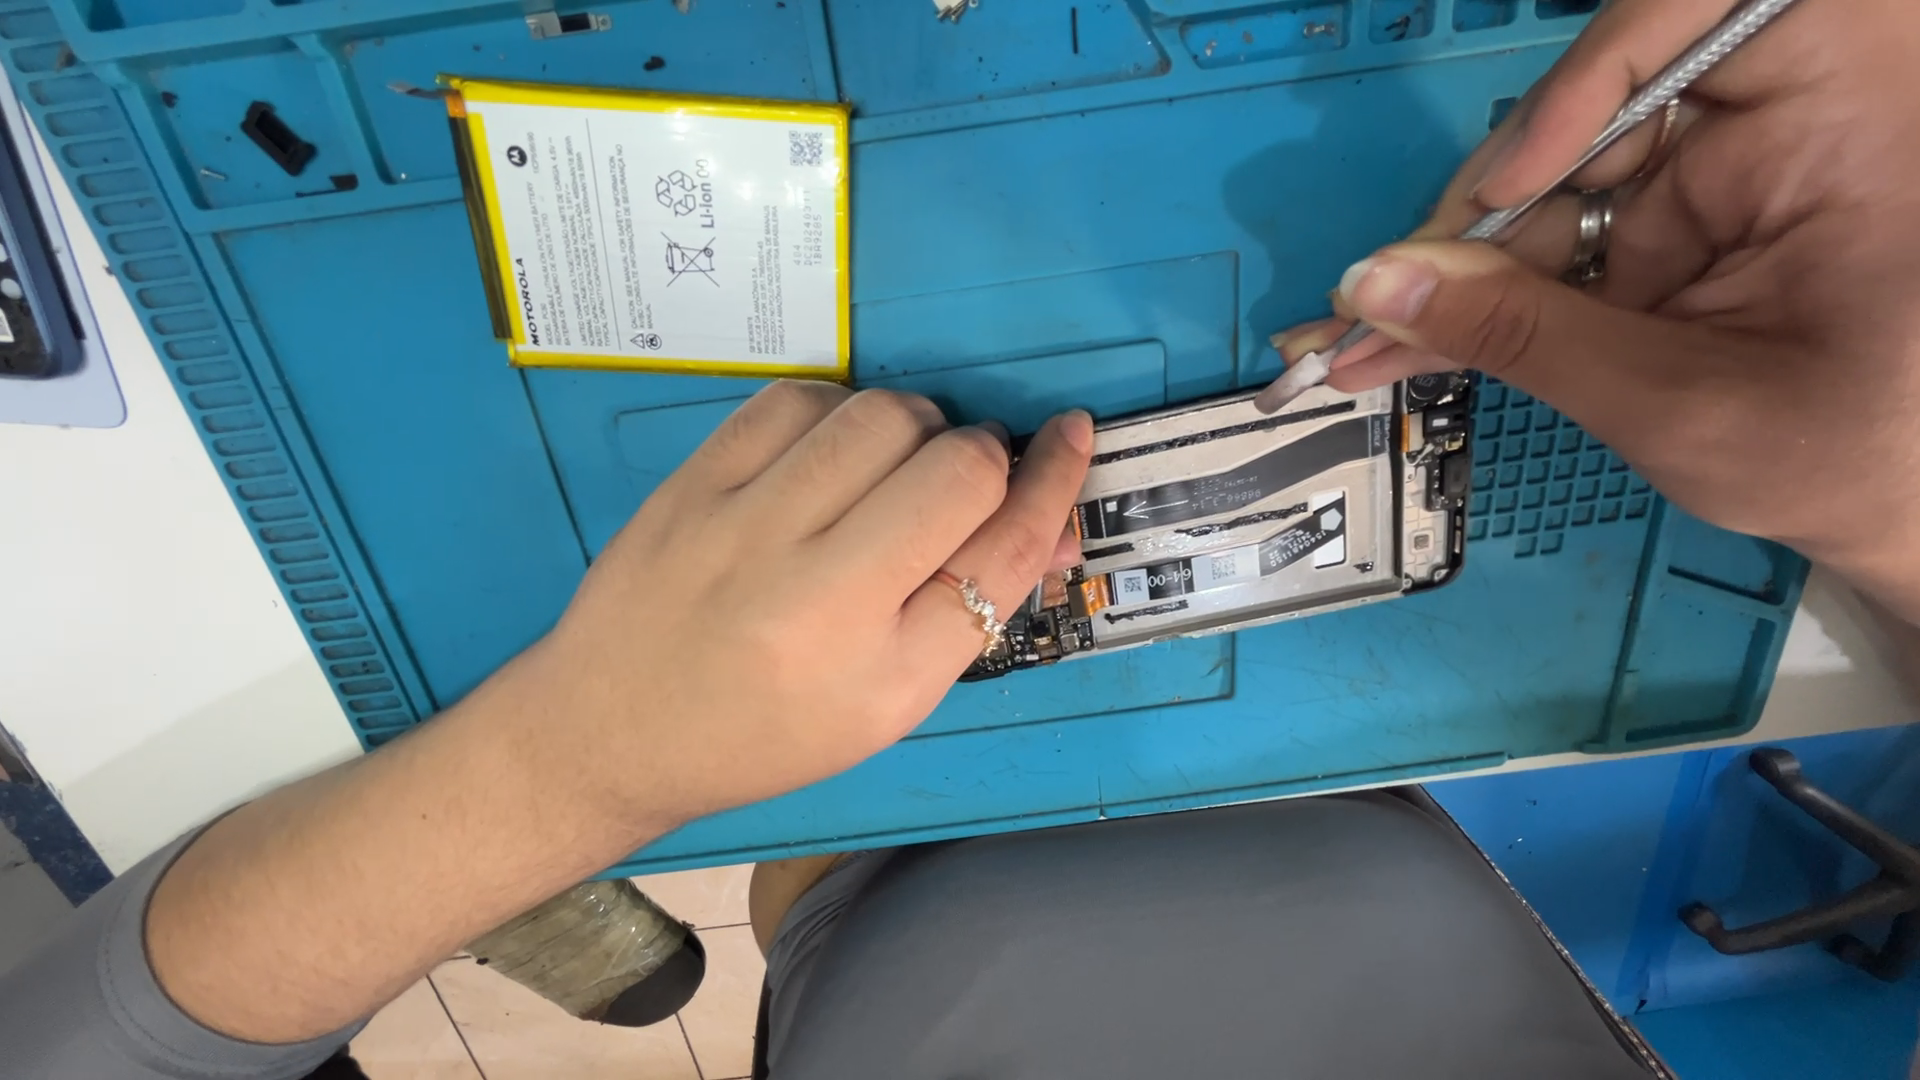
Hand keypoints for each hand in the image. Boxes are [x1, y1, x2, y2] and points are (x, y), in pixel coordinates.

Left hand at [516, 381, 1093, 827]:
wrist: (610, 730)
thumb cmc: (766, 733)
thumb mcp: (886, 700)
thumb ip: (971, 609)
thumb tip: (1044, 520)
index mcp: (879, 674)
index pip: (999, 550)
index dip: (1052, 483)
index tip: (1072, 435)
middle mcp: (817, 596)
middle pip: (955, 464)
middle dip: (980, 458)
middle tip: (954, 484)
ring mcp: (744, 525)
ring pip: (884, 415)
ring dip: (914, 430)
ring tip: (887, 471)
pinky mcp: (692, 480)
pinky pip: (802, 396)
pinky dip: (839, 412)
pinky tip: (825, 454)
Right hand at [1274, 0, 1919, 618]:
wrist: (1904, 516)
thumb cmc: (1851, 457)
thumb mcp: (1672, 399)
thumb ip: (1519, 335)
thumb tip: (1374, 285)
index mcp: (1848, 122)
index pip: (1714, 12)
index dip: (1592, 76)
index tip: (1512, 184)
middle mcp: (1768, 136)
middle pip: (1581, 132)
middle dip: (1464, 231)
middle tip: (1373, 310)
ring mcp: (1696, 199)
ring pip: (1531, 212)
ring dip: (1434, 288)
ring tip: (1353, 346)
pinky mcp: (1646, 253)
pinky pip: (1532, 266)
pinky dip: (1459, 314)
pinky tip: (1386, 349)